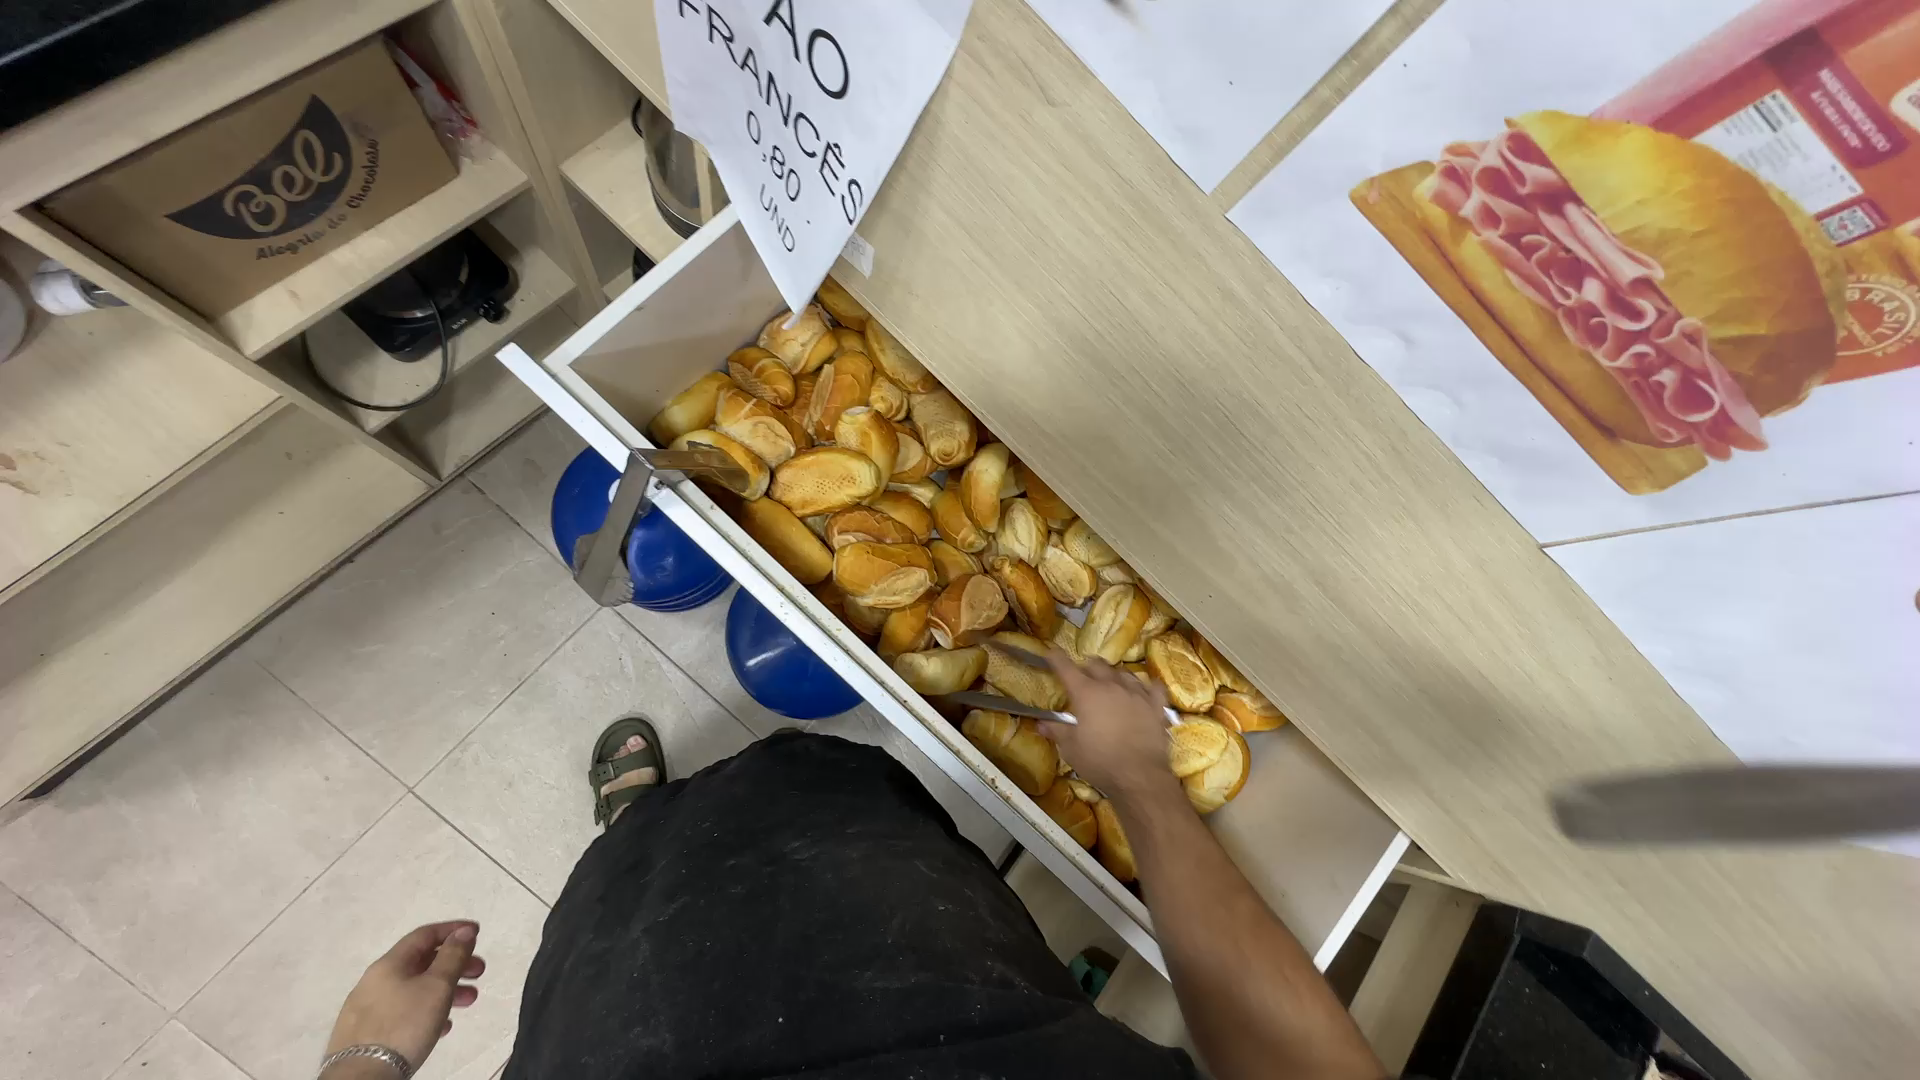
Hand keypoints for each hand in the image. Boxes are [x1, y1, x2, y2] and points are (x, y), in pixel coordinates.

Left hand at [324, 921, 483, 1073]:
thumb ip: (453, 955)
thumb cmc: (404, 1025)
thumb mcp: (437, 986)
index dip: (453, 930)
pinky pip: (402, 1013)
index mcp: (388, 965)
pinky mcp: (364, 1036)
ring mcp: (366, 1010)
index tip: (477, 934)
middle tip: (479, 972)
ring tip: (468, 1002)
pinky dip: (426, 1011)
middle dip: (455, 965)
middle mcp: (373, 983)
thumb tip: (463, 932)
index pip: (424, 935)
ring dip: (445, 990)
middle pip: (421, 963)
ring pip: (413, 990)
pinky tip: (441, 1027)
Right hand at [1040, 650, 1179, 803]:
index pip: (1066, 668)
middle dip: (1087, 667)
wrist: (1139, 775)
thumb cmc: (1099, 761)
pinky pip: (1153, 687)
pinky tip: (1144, 691)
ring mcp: (1137, 693)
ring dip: (1114, 676)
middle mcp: (1111, 685)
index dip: (1056, 658)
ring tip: (1111, 685)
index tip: (1051, 652)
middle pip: (1097, 664)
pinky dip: (1146, 686)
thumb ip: (1056, 731)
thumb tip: (1041, 723)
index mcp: (1086, 693)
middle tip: (1083, 678)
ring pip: (1123, 673)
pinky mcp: (1156, 705)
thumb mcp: (1071, 749)